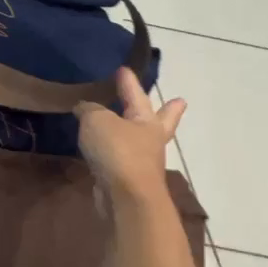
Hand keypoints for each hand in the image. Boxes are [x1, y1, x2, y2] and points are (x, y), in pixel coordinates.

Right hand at [74, 68, 184, 205]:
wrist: (126, 197)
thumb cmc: (118, 151)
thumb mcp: (97, 120)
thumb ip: (90, 109)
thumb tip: (86, 108)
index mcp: (147, 121)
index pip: (136, 95)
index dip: (128, 82)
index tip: (124, 69)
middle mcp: (150, 140)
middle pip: (162, 121)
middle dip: (169, 111)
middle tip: (180, 101)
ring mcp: (141, 161)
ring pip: (141, 140)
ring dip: (137, 131)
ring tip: (130, 124)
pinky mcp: (128, 177)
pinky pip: (120, 156)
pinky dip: (114, 149)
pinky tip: (103, 147)